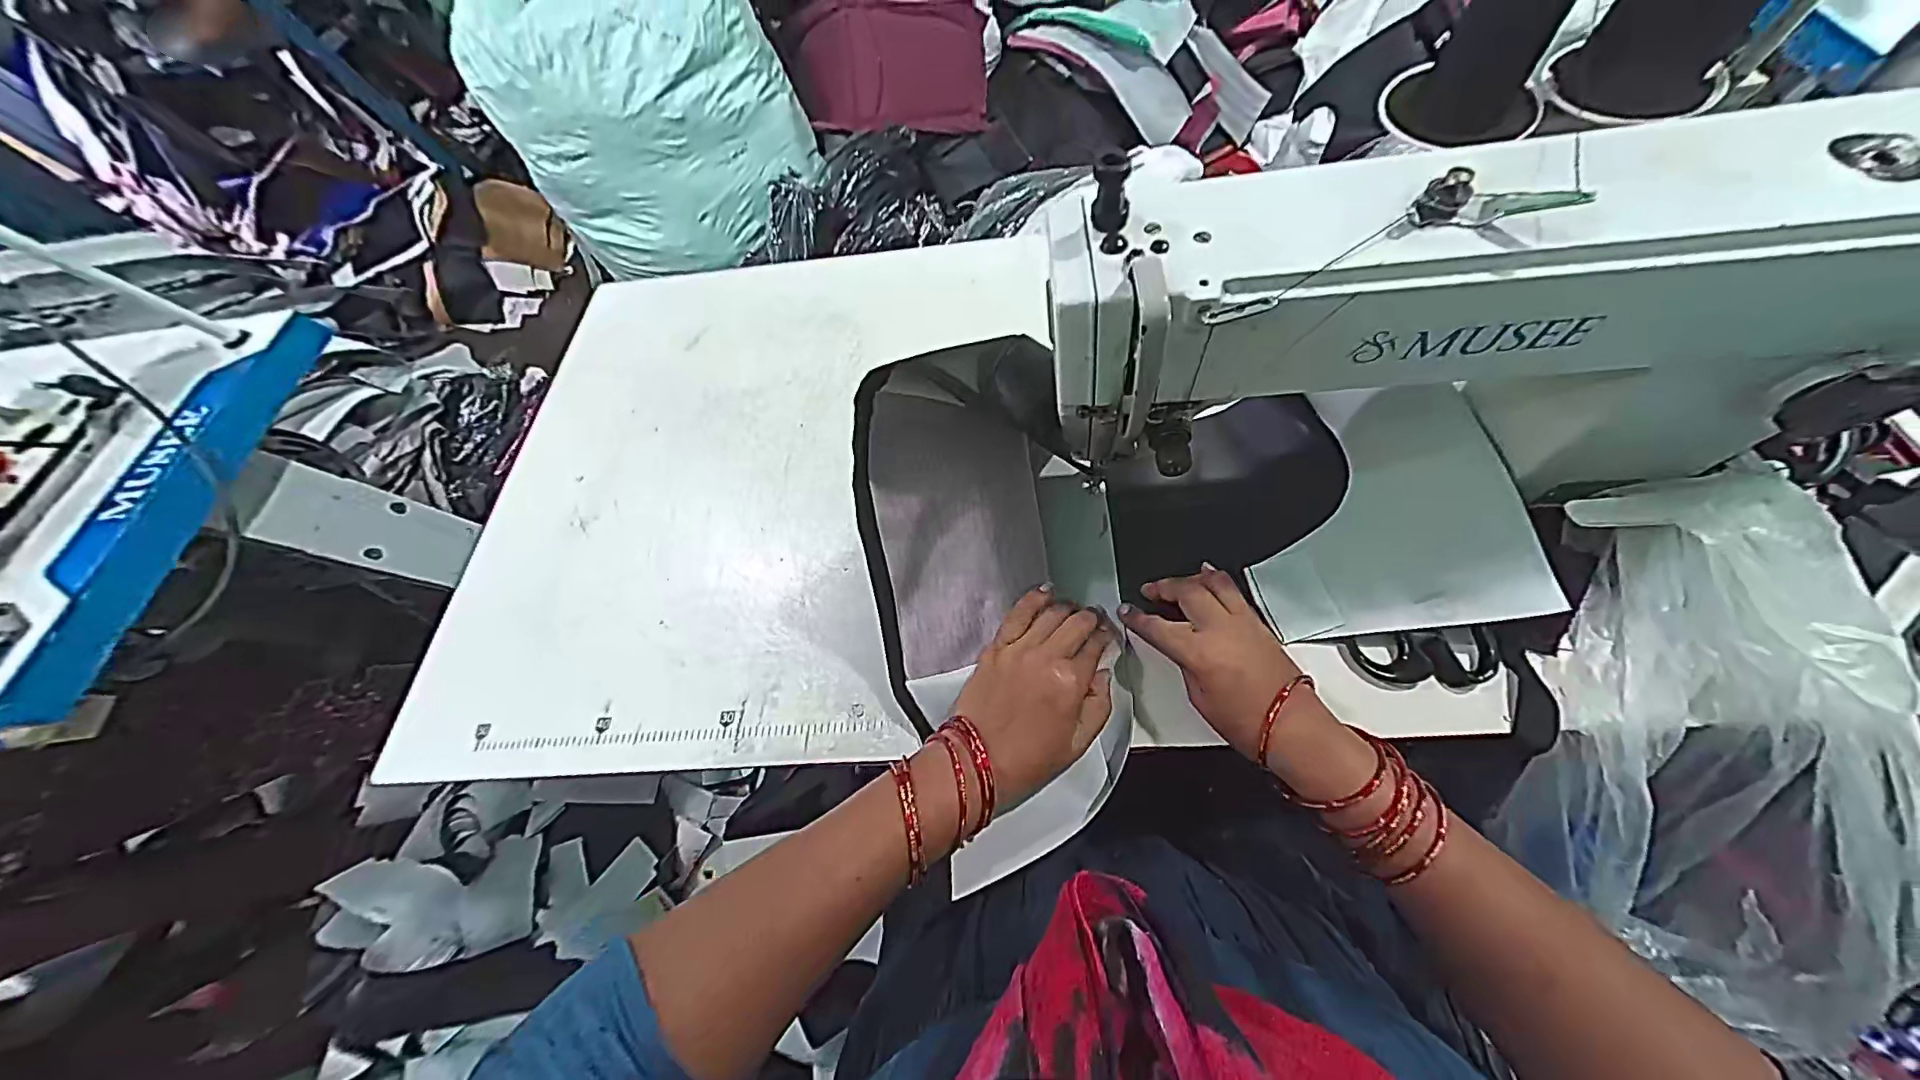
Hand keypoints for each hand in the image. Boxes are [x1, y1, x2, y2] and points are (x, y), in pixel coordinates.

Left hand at [948, 586, 1115, 808]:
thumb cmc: (1024, 760)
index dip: (1106, 637)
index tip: (1107, 637)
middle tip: (1095, 622)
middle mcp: (1046, 658)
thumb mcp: (1078, 743)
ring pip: (1051, 613)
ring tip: (1073, 609)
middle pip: (1077, 623)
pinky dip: (1033, 599)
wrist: (976, 762)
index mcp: (1071, 682)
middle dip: (1091, 619)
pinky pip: (1018, 613)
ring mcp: (1018, 650)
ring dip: (1067, 608)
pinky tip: (1044, 593)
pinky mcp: (996, 648)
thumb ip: (1099, 705)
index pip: (1097, 646)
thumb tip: (1103, 677)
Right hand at [1119, 565, 1308, 759]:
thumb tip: (1178, 649)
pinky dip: (1217, 580)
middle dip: (1162, 587)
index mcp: (1200, 653)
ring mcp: (1243, 623)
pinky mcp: (1259, 623)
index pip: (1157, 626)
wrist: (1291, 726)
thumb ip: (1185, 665)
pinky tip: (1210, 578)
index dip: (1137, 618)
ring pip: (1212, 582)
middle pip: (1184, 591)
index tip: (1128, 612)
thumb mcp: (1199, 697)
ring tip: (1178, 580)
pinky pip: (1234, 591)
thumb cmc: (1251, 722)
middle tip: (1150, 590)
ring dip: (1189, 578)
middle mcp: (1222, 630)